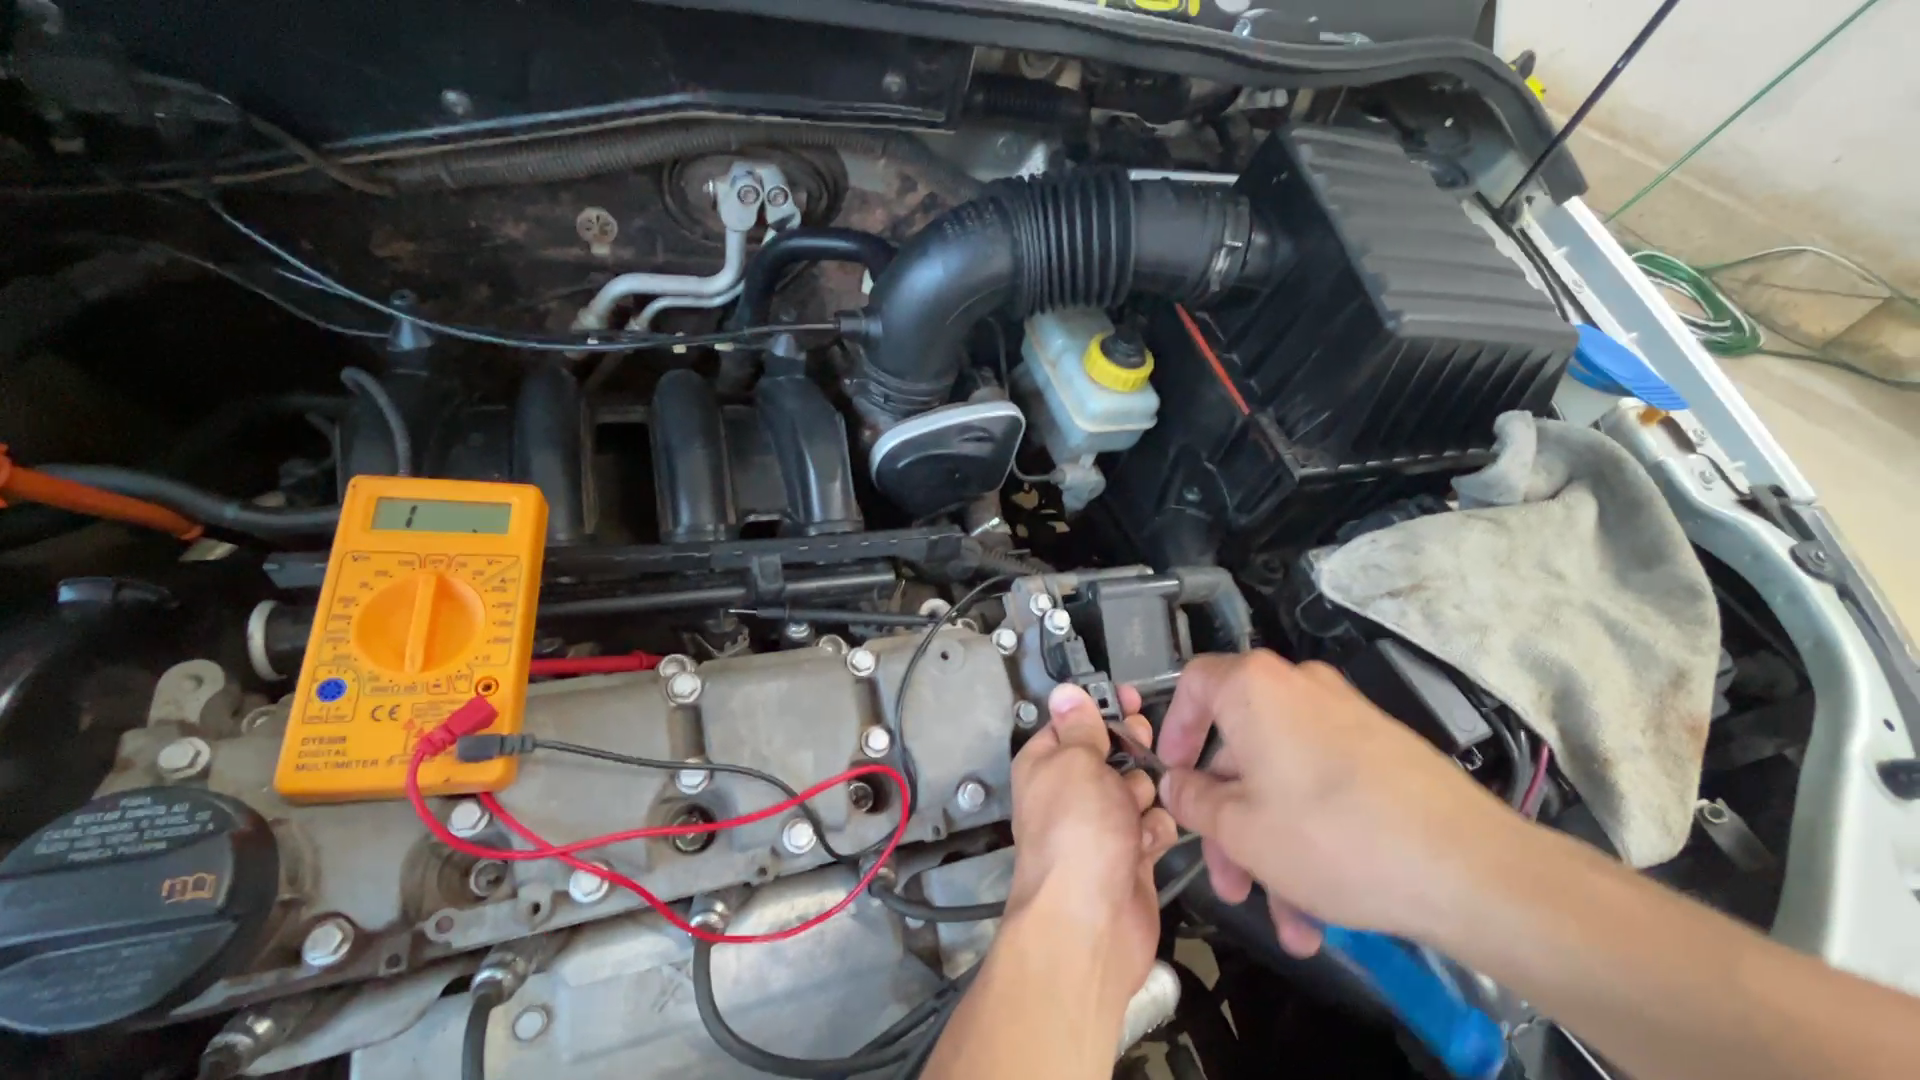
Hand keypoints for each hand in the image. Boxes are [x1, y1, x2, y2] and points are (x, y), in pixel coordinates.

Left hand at [1003, 682, 1178, 1013]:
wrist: (1090, 922)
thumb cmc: (1076, 832)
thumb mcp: (1075, 762)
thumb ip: (1080, 726)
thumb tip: (1064, 692)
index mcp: (1046, 763)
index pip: (1075, 722)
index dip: (1102, 708)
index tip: (1130, 697)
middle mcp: (1071, 792)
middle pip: (1113, 753)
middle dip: (1132, 751)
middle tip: (1144, 747)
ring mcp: (1101, 825)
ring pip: (1139, 788)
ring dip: (1145, 794)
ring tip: (1136, 809)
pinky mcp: (1131, 855)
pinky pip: (1153, 826)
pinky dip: (1155, 831)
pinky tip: (1148, 842)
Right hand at [1155, 651, 1517, 955]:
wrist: (1469, 868)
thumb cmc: (1330, 836)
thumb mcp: (1238, 828)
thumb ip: (1192, 801)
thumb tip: (1176, 783)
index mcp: (1255, 689)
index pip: (1193, 684)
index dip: (1172, 729)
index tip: (1171, 776)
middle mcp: (1300, 690)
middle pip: (1240, 749)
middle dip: (1228, 823)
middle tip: (1229, 881)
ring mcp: (1347, 720)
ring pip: (1283, 780)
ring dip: (1271, 848)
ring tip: (1287, 921)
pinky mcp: (1383, 754)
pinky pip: (1323, 789)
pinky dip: (1311, 838)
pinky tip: (1320, 911)